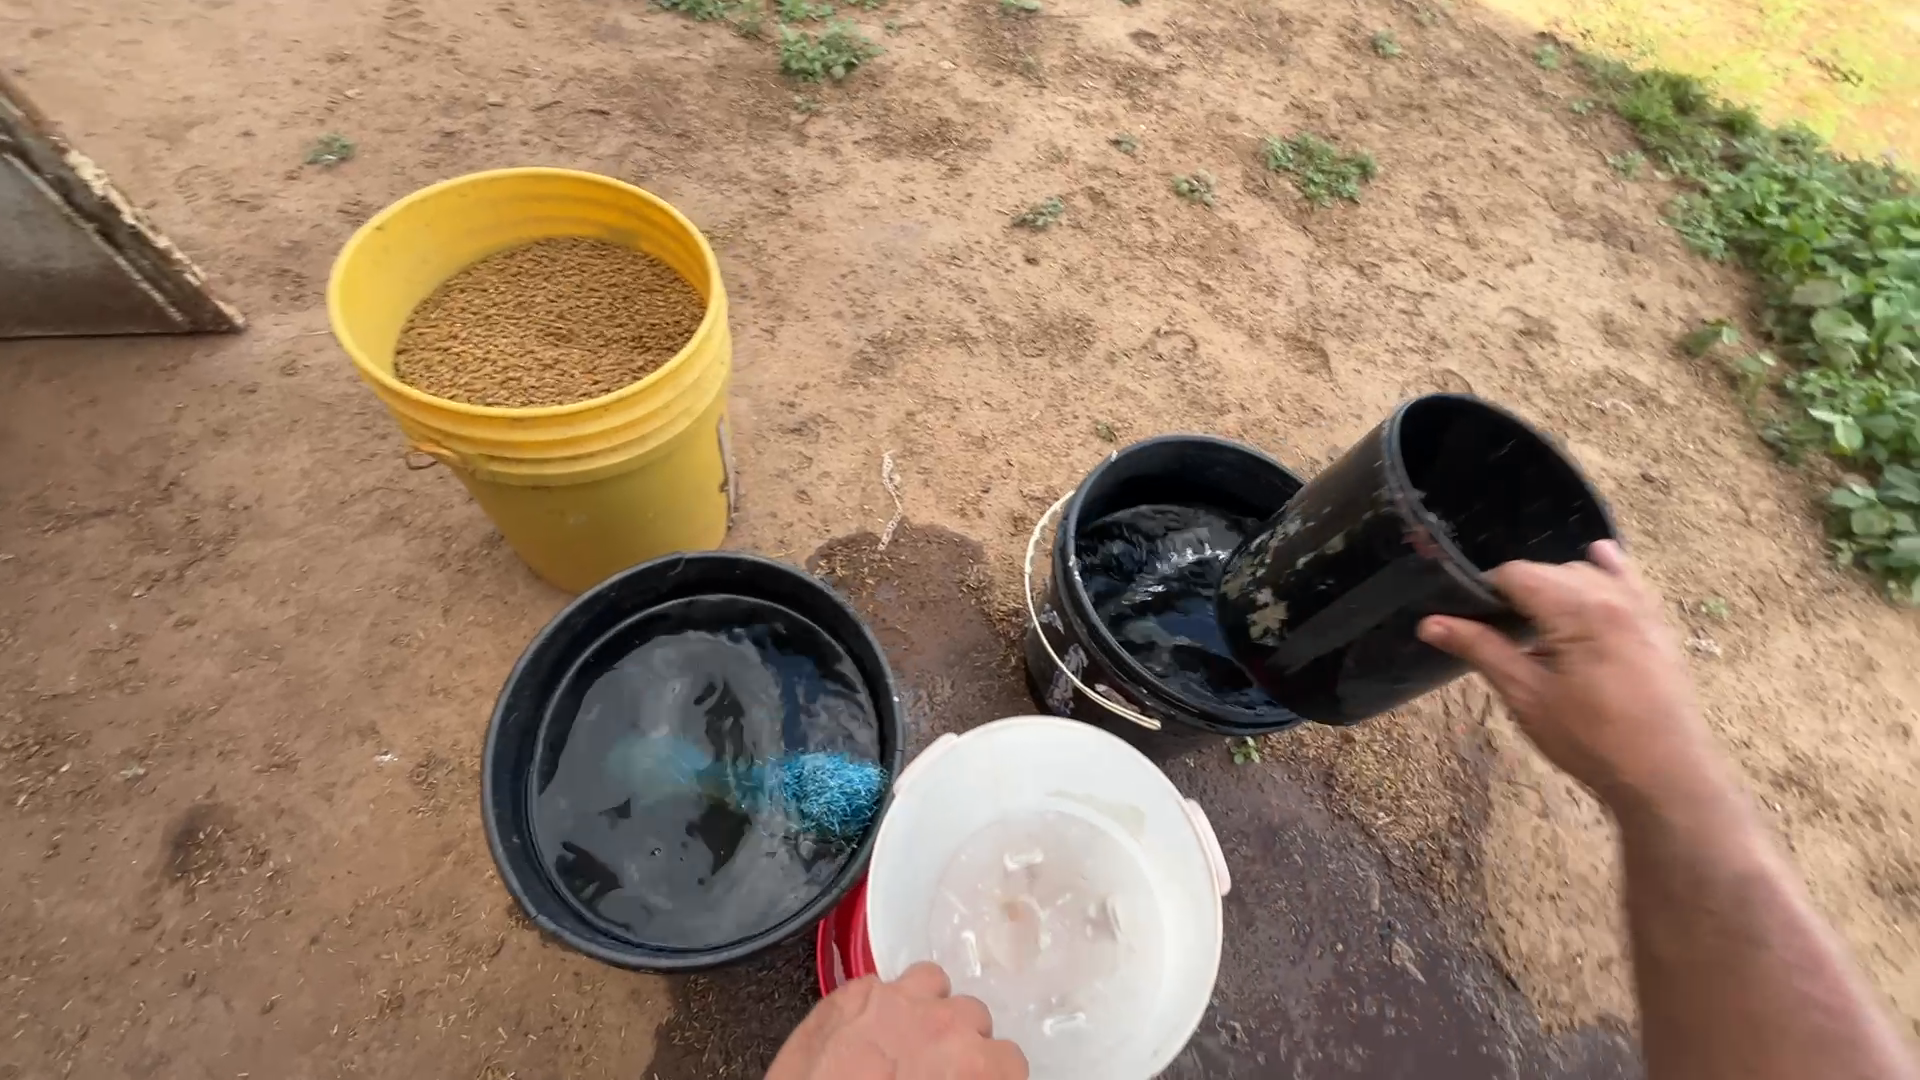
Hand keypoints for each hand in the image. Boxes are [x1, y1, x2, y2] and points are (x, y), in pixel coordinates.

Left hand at [767, 962, 1028, 1079]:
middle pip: (974, 1017)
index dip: (996, 1076)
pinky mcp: (851, 993)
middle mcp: (941, 1023)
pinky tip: (869, 1029)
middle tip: (939, 1070)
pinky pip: (882, 983)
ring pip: (933, 982)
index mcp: (971, 1066)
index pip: (1010, 1060)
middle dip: (962, 1042)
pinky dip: (882, 1004)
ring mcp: (893, 1000)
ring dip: (929, 1008)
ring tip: (911, 1035)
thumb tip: (964, 1073)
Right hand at [1416, 540, 1727, 819]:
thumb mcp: (1523, 694)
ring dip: (1553, 585)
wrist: (1667, 779)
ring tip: (1529, 620)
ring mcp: (1643, 612)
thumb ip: (1479, 648)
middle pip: (1549, 571)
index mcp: (1579, 612)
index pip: (1516, 574)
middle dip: (1515, 589)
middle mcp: (1615, 600)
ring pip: (1586, 574)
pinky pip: (1631, 581)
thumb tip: (1428, 622)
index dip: (1484, 589)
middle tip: (1492, 627)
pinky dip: (1608, 569)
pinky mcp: (1658, 629)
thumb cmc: (1589, 738)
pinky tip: (1596, 559)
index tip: (1466, 617)